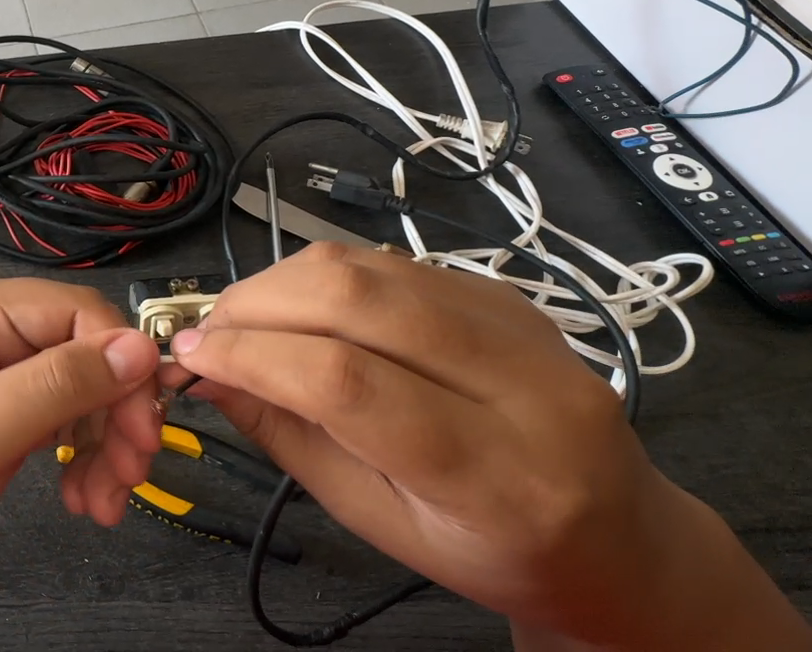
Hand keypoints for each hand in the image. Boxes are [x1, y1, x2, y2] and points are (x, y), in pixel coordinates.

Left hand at [0, 276, 162, 573]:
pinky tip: (85, 499)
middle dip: (116, 413)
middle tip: (132, 473)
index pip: (76, 309)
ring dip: (106, 445)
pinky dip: (86, 458)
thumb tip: (141, 345)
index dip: (121, 363)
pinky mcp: (12, 405)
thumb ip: (57, 385)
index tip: (142, 428)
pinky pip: (70, 418)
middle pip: (88, 351)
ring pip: (88, 389)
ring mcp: (4, 366)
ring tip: (103, 503)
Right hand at [166, 243, 810, 649]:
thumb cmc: (487, 551)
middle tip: (210, 330)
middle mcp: (526, 389)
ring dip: (280, 283)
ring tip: (246, 319)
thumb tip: (201, 371)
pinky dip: (321, 278)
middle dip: (256, 303)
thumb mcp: (375, 519)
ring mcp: (524, 329)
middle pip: (357, 300)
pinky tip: (302, 312)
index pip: (346, 383)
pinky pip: (386, 261)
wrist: (622, 538)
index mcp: (498, 479)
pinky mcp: (505, 295)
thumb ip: (285, 436)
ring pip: (366, 266)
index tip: (189, 355)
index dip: (250, 356)